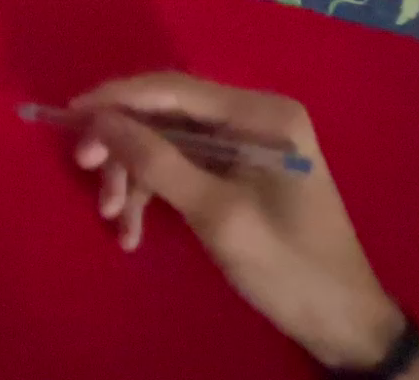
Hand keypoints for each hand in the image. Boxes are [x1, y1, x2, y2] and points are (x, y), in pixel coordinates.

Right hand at [70, 73, 407, 370]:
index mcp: (259, 113)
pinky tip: (134, 229)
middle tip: (87, 169)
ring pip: (163, 140)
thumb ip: (156, 160)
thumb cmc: (290, 267)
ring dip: (133, 175)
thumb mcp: (217, 214)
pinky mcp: (233, 166)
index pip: (172, 89)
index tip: (71, 113)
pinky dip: (152, 191)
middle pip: (163, 114)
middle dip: (123, 145)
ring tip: (115, 218)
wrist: (347, 328)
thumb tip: (98, 119)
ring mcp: (242, 140)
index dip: (117, 98)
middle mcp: (250, 114)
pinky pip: (177, 163)